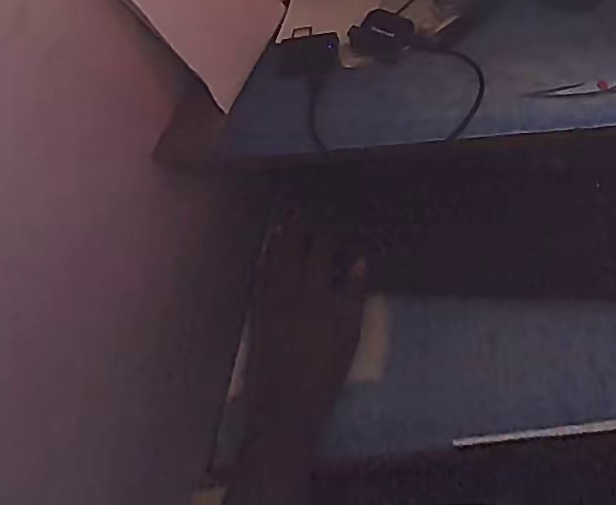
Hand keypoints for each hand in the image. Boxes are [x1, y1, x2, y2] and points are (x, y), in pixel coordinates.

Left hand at [231, 222, 366, 504]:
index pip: (319, 252)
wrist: (285, 406)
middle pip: (291, 249)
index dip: (323, 236)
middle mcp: (289, 290)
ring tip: (281, 224)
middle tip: (298, 211)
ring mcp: (269, 300)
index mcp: (315, 293)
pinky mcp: (257, 313)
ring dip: (277, 240)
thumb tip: (358, 261)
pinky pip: (260, 277)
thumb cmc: (325, 372)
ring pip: (272, 260)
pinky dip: (263, 261)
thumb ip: (353, 295)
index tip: (327, 224)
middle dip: (295, 229)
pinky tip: (265, 255)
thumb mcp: (349, 335)